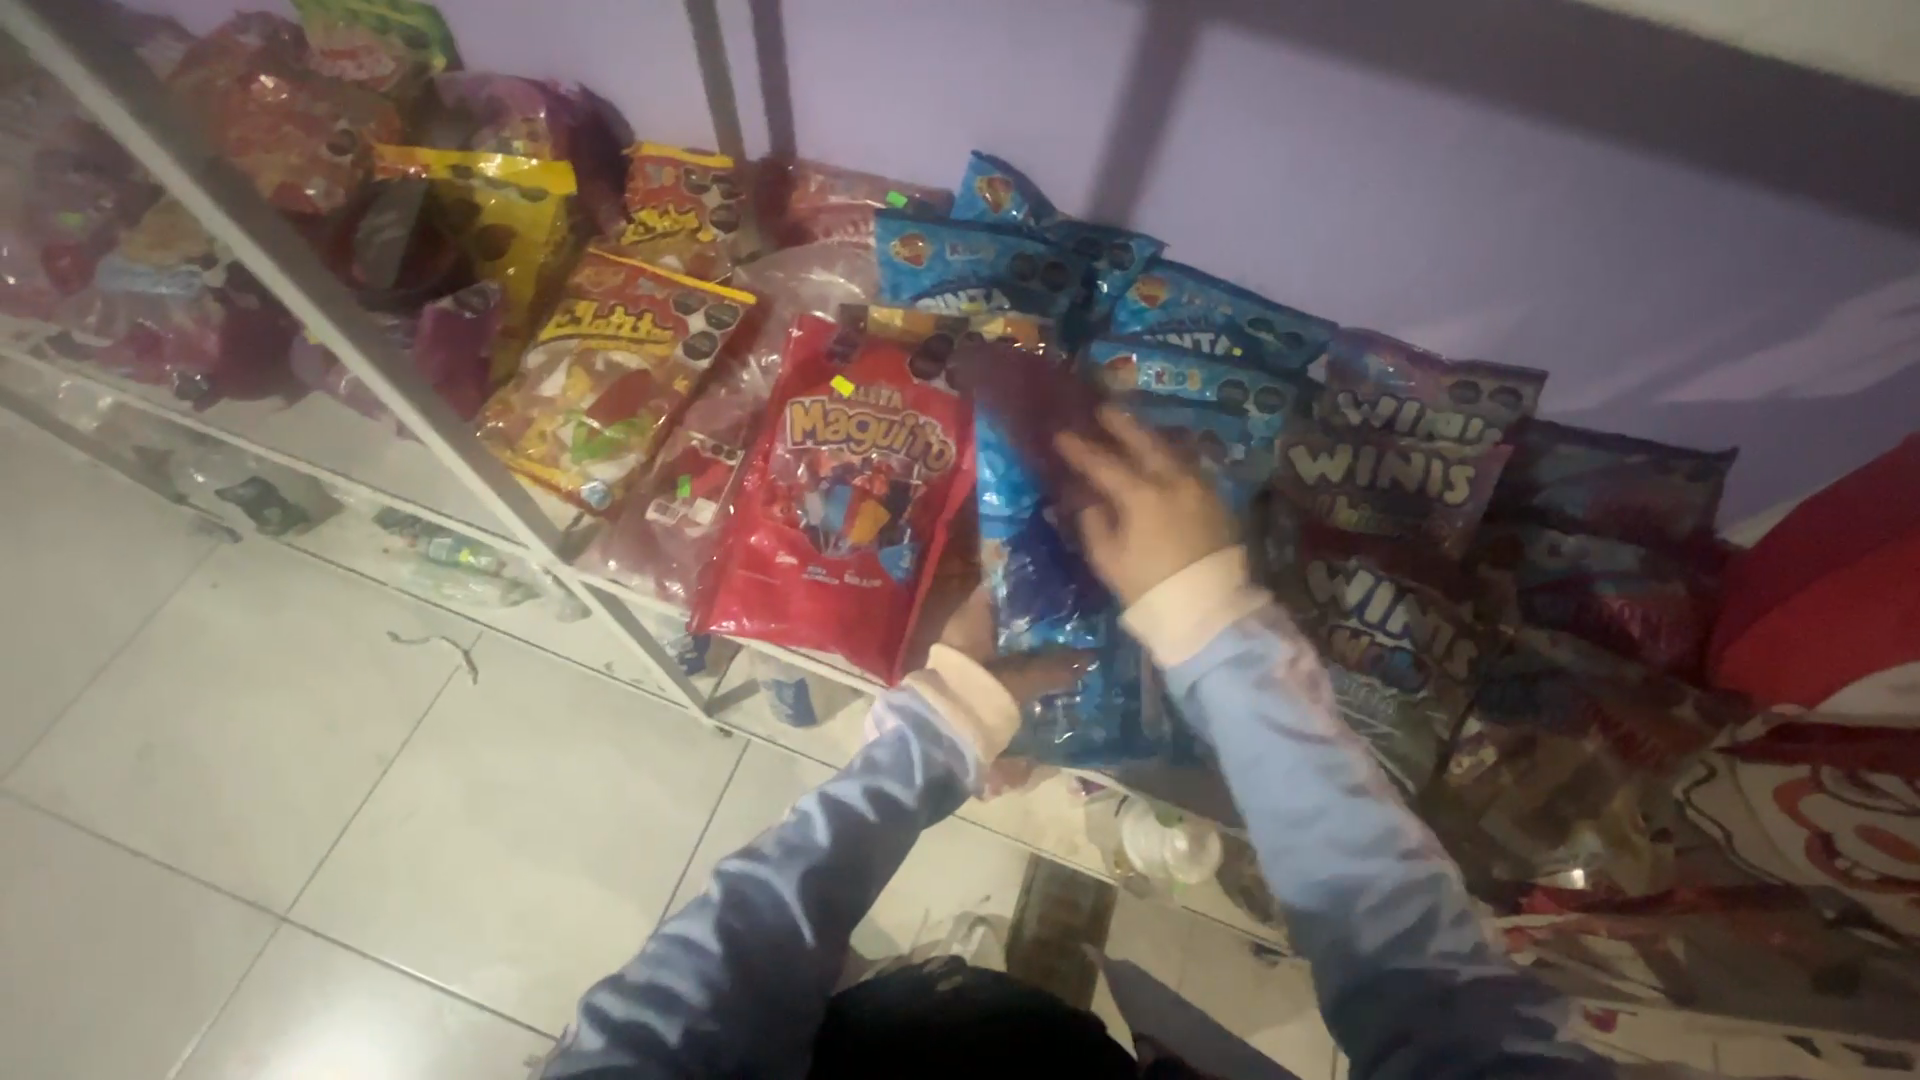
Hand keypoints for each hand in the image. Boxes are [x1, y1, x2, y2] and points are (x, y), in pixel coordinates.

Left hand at [929, 585, 1089, 796]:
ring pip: (1003, 640)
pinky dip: (1019, 664)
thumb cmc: (978, 693)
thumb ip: (1054, 667)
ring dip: (1028, 644)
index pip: (1001, 587)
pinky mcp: (967, 678)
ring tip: (1064, 644)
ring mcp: (963, 654)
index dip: (1029, 585)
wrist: (940, 735)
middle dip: (1034, 620)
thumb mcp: (1021, 678)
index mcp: (970, 617)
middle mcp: (963, 629)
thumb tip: (1090, 658)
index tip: (1059, 588)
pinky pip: (1000, 662)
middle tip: (1069, 620)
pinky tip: (1044, 670)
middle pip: (1005, 616)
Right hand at [1055, 406, 1236, 607]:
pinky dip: (1171, 454)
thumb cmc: (1149, 586)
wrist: (1207, 609)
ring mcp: (1200, 486)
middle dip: (1121, 423)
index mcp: (1141, 495)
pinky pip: (1189, 464)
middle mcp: (1173, 480)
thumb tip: (1084, 496)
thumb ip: (1093, 521)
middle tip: (1102, 408)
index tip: (1060, 435)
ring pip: (1171, 449)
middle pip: (1144, 441)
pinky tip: (1162, 455)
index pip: (1103, 463)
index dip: (1079, 449)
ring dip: (1149, 436)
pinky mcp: (1216, 499)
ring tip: (1133, 427)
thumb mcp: (1108, 558)